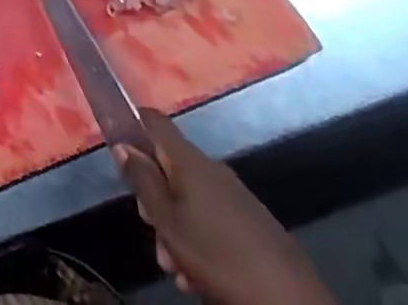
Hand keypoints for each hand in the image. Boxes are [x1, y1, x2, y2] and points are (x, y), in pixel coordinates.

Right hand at [115, 109, 336, 304]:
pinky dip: (198, 237)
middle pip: (170, 167)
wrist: (291, 302)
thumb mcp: (166, 221)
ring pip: (189, 198)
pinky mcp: (255, 223)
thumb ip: (142, 180)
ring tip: (175, 264)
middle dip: (153, 195)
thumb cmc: (218, 257)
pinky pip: (213, 217)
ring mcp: (238, 197)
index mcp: (190, 162)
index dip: (131, 123)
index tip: (116, 143)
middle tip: (149, 226)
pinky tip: (198, 271)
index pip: (154, 121)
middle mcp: (214, 171)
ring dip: (174, 225)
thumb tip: (123, 145)